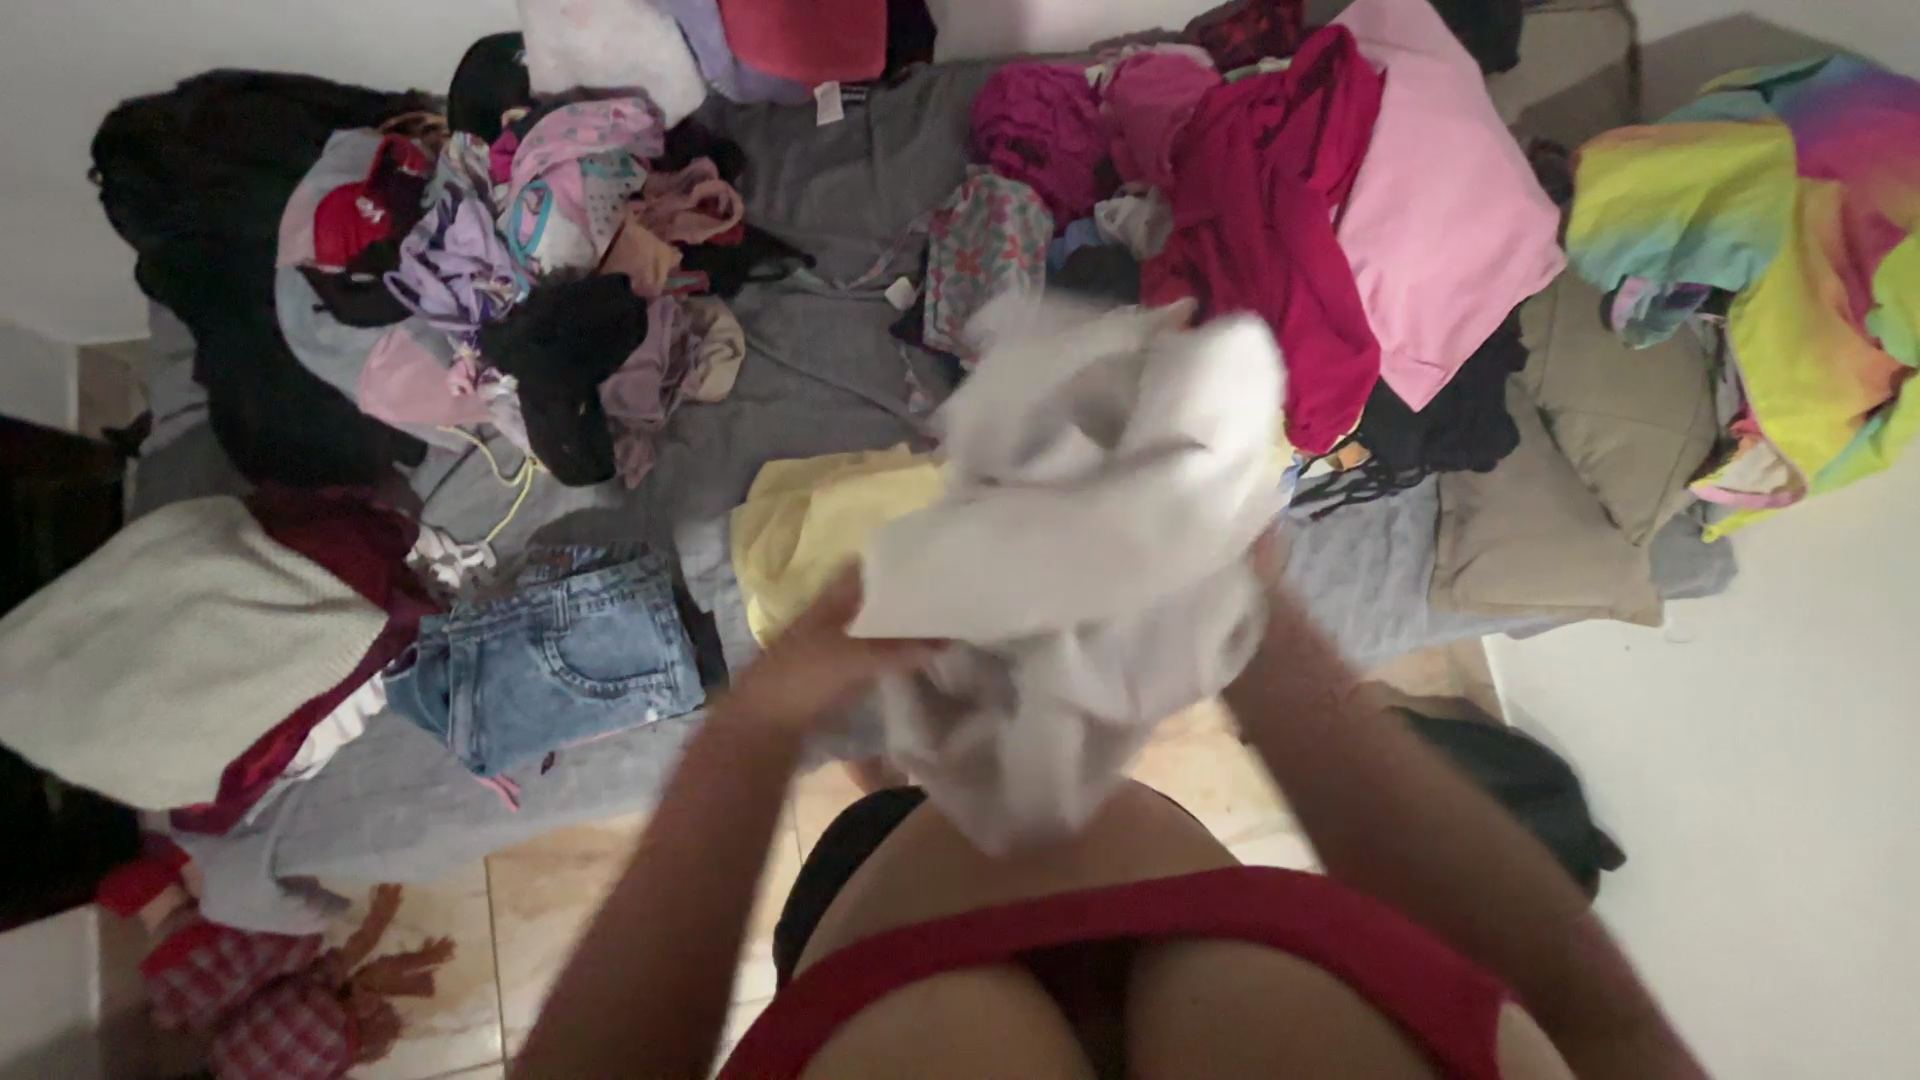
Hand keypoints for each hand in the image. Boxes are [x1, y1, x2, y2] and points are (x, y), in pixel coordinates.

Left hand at [717, 567, 941, 735]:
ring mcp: (825, 648)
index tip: (929, 567)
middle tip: (941, 602)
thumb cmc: (803, 679)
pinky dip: (887, 656)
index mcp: (828, 601)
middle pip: (869, 602)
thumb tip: (945, 641)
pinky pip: (865, 657)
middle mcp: (827, 618)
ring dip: (895, 631)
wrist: (759, 727)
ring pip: (868, 630)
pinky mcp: (827, 676)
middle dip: (901, 601)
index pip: (864, 571)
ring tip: (935, 629)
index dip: (893, 566)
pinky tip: (909, 662)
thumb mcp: (855, 659)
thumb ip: (899, 649)